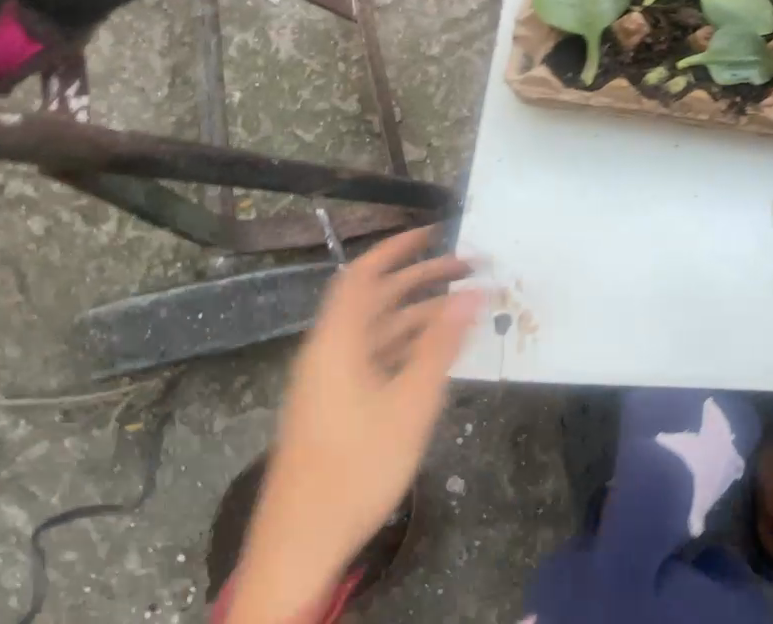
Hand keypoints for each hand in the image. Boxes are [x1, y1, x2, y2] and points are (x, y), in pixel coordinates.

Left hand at [225, 227, 481, 622]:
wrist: (301, 542)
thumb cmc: (357, 466)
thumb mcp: (411, 402)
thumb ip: (441, 344)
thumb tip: (472, 292)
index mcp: (337, 344)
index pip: (362, 276)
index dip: (397, 248)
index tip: (437, 230)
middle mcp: (329, 354)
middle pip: (375, 300)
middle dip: (422, 277)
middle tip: (472, 265)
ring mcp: (331, 382)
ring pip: (378, 330)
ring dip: (421, 312)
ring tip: (469, 304)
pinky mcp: (338, 406)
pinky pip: (377, 357)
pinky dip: (410, 343)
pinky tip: (443, 350)